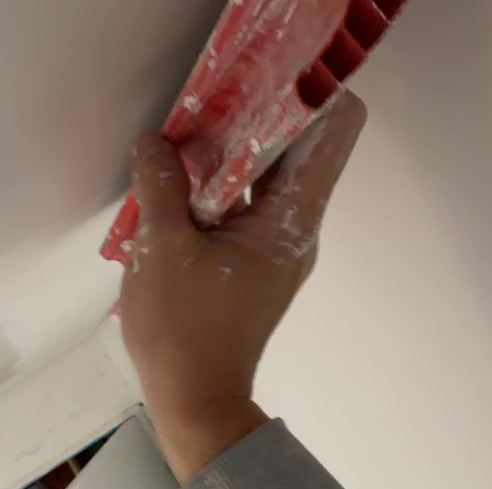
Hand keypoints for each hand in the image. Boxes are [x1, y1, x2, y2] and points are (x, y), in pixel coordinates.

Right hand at [118, 91, 367, 481]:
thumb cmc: (183, 335)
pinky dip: (217, 194)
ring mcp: (275, 252)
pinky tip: (178, 194)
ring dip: (226, 158)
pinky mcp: (253, 270)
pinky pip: (244, 213)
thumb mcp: (161, 250)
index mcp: (292, 220)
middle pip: (296, 147)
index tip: (256, 82)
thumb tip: (156, 145)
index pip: (335, 126)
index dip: (304, 90)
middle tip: (202, 108)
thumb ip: (160, 184)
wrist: (193, 403)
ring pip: (265, 180)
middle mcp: (296, 230)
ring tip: (181, 149)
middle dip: (252, 118)